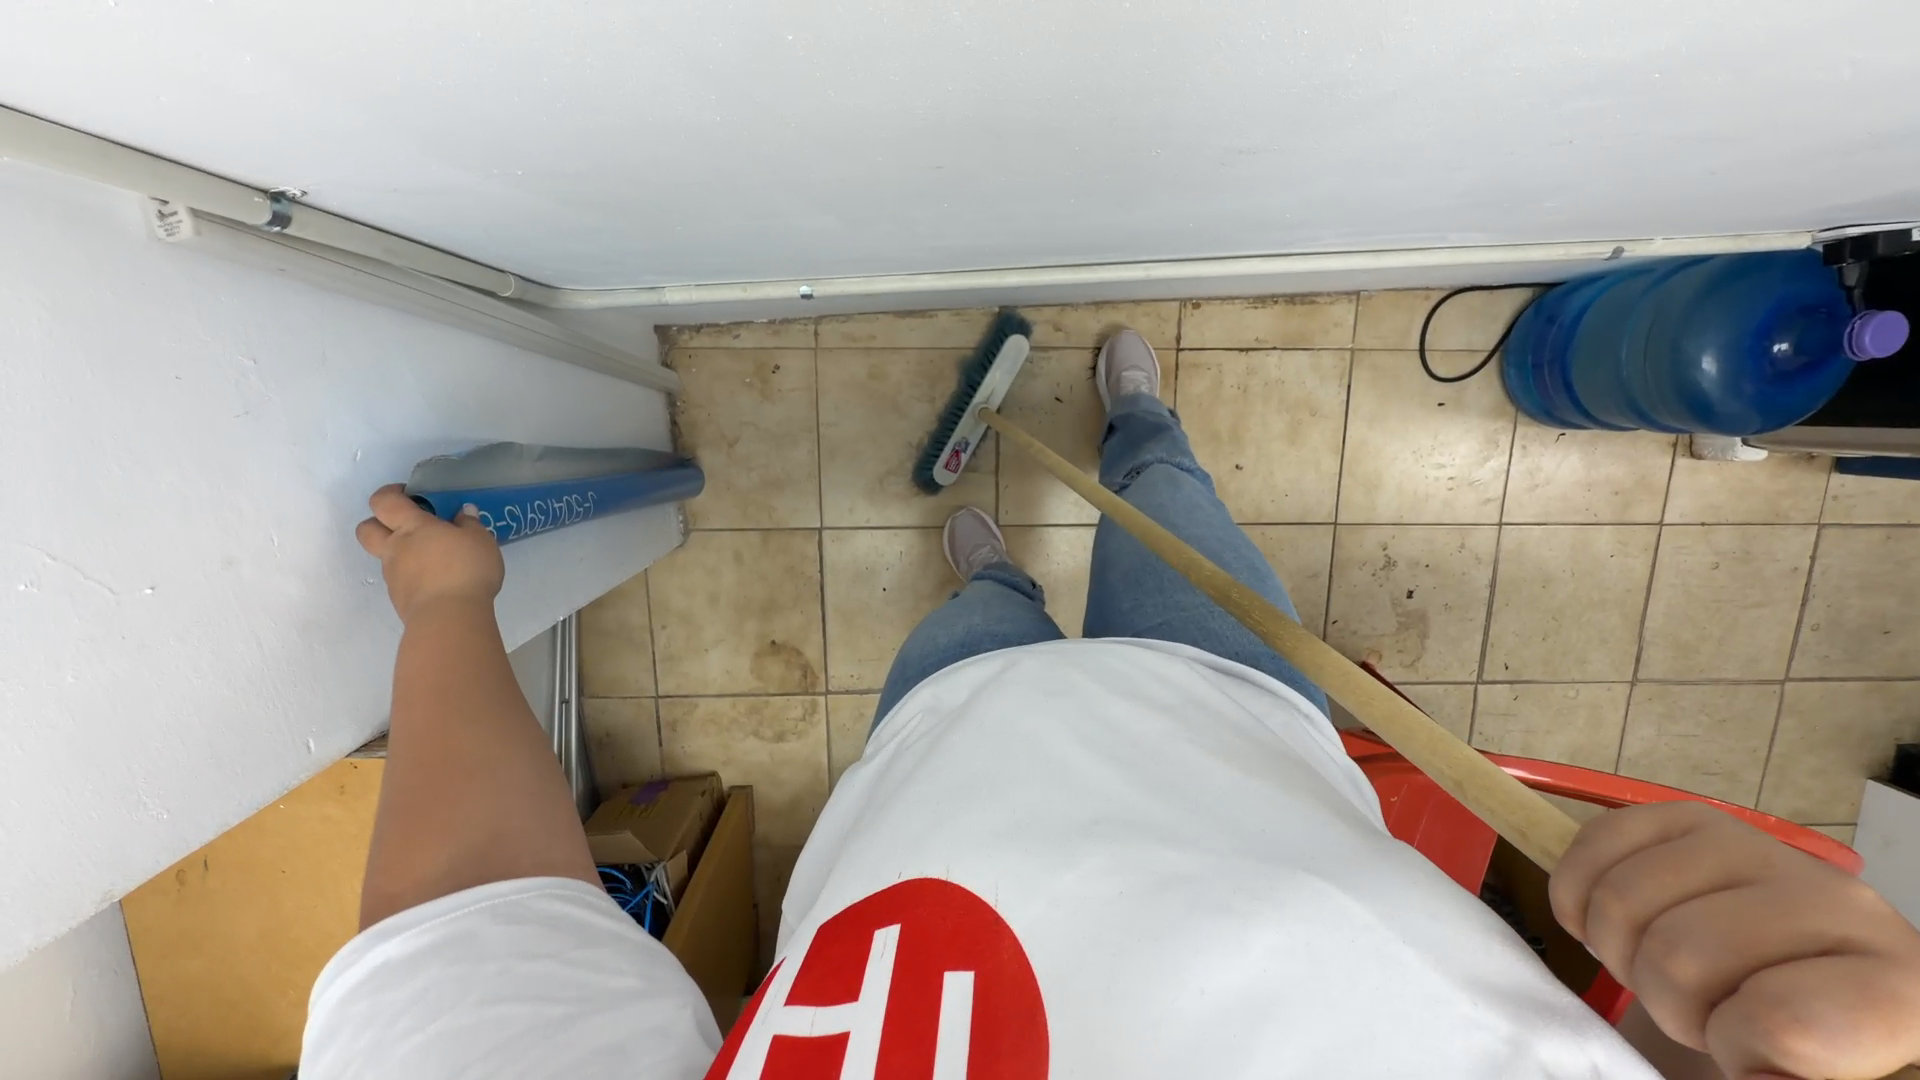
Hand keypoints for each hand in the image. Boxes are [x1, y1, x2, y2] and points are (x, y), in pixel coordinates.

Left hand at [355, 484, 503, 624]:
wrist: (449, 615)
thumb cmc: (466, 568)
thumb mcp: (481, 540)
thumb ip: (470, 524)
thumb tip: (462, 513)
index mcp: (411, 527)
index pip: (384, 502)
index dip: (390, 493)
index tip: (408, 493)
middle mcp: (395, 548)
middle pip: (367, 529)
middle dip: (379, 522)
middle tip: (406, 524)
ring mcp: (394, 575)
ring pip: (385, 556)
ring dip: (401, 552)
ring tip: (434, 557)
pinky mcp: (400, 597)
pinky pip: (401, 578)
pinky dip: (414, 575)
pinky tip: (439, 580)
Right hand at [1551, 801, 1919, 1079]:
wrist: (1806, 975)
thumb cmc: (1820, 1039)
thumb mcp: (1831, 1075)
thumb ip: (1801, 1077)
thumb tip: (1758, 1076)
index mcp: (1898, 985)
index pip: (1782, 1020)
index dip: (1737, 1050)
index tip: (1750, 1067)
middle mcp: (1833, 898)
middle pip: (1680, 953)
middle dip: (1663, 1000)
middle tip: (1692, 1016)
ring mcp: (1750, 844)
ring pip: (1622, 901)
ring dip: (1615, 951)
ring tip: (1654, 970)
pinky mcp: (1684, 816)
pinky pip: (1594, 845)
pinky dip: (1575, 896)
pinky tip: (1605, 925)